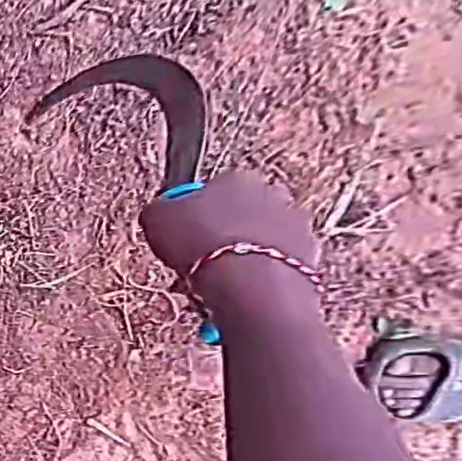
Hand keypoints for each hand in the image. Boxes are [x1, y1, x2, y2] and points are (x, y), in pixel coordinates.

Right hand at [138, 171, 319, 317]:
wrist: (246, 276)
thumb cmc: (199, 241)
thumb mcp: (155, 218)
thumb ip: (159, 208)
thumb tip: (160, 208)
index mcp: (235, 178)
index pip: (206, 189)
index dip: (187, 212)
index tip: (174, 231)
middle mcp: (272, 191)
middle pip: (235, 211)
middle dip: (215, 230)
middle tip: (190, 255)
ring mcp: (293, 220)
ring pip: (253, 235)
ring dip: (233, 250)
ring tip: (207, 275)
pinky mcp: (306, 248)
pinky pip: (270, 257)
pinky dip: (252, 268)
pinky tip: (231, 283)